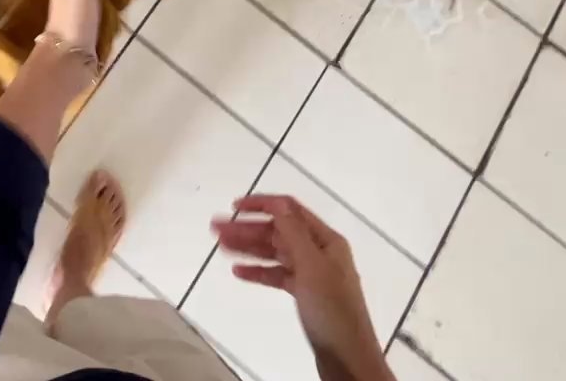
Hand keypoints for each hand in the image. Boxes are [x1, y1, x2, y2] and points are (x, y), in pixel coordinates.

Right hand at [212, 195, 391, 380]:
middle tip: (216, 228)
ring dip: (247, 247)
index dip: (262, 204)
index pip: (289, 210)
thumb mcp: (312, 267)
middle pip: (277, 232)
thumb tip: (277, 202)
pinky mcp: (304, 294)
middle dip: (247, 228)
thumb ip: (293, 232)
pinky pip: (276, 275)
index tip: (235, 205)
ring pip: (274, 253)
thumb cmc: (332, 311)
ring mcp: (311, 274)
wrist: (349, 362)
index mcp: (325, 240)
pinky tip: (238, 271)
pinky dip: (258, 271)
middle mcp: (318, 252)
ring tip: (220, 245)